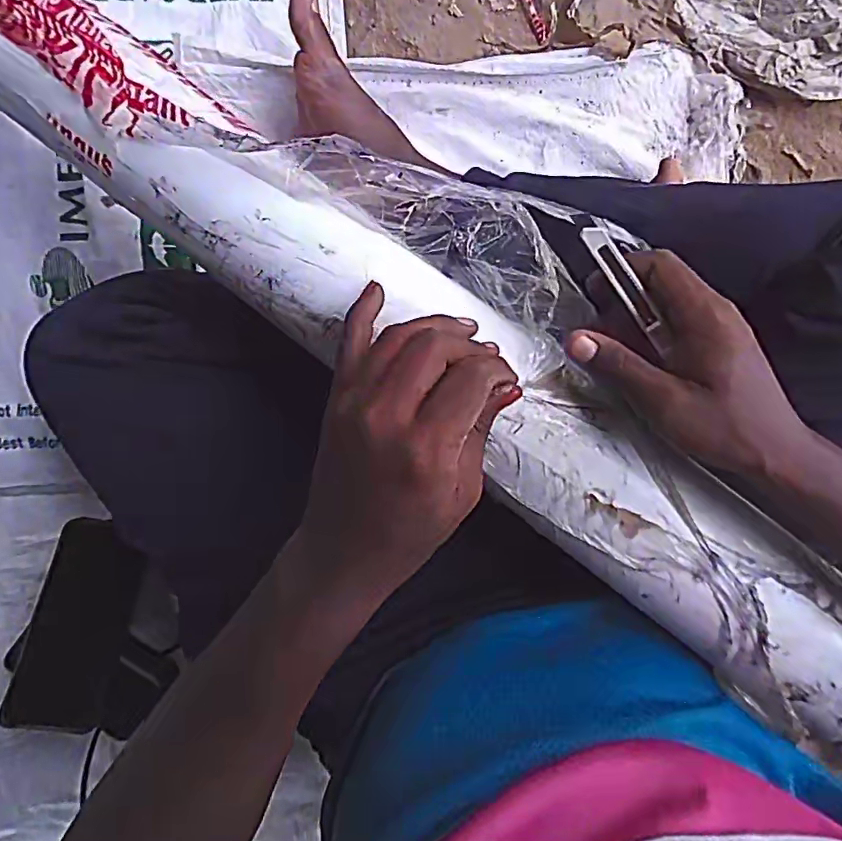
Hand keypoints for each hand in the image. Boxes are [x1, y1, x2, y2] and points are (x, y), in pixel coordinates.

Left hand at [295, 282, 522, 595]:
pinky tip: (376, 289)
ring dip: (435, 326)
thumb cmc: (410, 533)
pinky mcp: (336, 397)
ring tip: (461, 331)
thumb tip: (504, 385)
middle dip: (471, 345)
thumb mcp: (463, 490)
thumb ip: (480, 428)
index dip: (496, 369)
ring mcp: (355, 401)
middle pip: (437, 347)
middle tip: (485, 358)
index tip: (505, 376)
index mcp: (427, 447)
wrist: (343, 551)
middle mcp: (387, 415)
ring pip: (400, 336)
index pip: (471, 378)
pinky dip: (361, 311)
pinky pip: (349, 342)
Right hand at [566, 250, 809, 476]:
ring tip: (617, 350)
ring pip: (668, 302)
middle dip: (622, 299)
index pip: (660, 264)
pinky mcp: (721, 343)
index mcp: (705, 315)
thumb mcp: (664, 400)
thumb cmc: (730, 429)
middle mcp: (716, 312)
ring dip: (636, 319)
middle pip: (661, 281)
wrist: (778, 454)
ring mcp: (721, 326)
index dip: (621, 269)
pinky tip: (643, 363)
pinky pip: (680, 321)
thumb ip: (619, 365)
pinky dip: (654, 333)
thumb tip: (579, 340)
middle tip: (599, 329)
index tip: (595, 290)